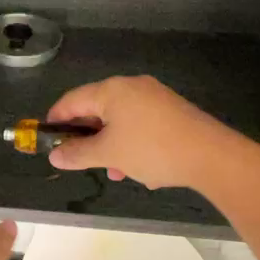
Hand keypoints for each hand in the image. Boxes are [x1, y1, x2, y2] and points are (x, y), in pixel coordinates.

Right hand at [44, 75, 259, 190]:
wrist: (212, 156)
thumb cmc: (151, 149)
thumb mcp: (109, 154)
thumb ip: (77, 154)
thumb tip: (54, 156)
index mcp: (111, 90)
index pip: (72, 100)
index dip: (56, 120)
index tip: (47, 140)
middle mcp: (132, 87)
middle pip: (97, 109)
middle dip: (88, 137)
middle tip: (81, 160)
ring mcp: (155, 97)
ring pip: (121, 120)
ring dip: (112, 145)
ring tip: (116, 172)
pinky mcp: (173, 111)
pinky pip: (141, 124)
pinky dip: (133, 143)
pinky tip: (140, 168)